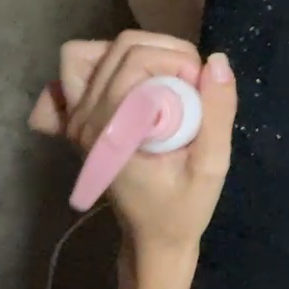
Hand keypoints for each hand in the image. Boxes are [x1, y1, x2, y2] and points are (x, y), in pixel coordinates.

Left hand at [28, 31, 236, 261]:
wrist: (153, 240)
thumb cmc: (183, 208)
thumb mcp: (212, 166)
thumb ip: (218, 113)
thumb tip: (218, 61)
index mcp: (112, 130)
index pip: (137, 60)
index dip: (179, 61)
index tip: (203, 89)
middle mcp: (84, 120)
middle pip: (121, 48)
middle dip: (165, 52)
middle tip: (191, 83)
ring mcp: (74, 121)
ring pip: (91, 53)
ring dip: (134, 53)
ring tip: (163, 77)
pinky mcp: (75, 122)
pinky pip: (70, 79)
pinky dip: (93, 70)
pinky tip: (122, 84)